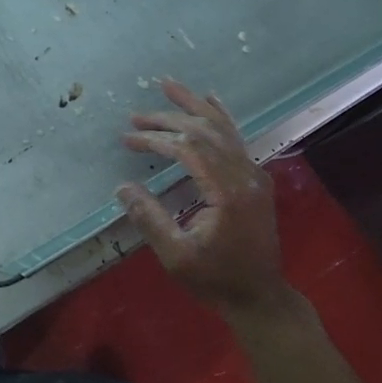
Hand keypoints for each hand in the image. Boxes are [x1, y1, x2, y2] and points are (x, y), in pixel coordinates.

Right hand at [117, 79, 290, 316]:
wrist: (260, 297)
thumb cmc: (216, 280)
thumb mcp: (176, 256)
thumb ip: (150, 219)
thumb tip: (122, 188)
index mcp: (228, 192)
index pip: (189, 150)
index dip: (157, 139)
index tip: (129, 139)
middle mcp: (245, 175)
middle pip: (206, 131)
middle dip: (169, 119)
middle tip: (136, 115)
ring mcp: (254, 174)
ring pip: (223, 127)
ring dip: (194, 106)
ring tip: (168, 86)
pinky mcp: (255, 178)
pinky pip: (237, 138)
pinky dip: (220, 116)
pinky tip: (209, 99)